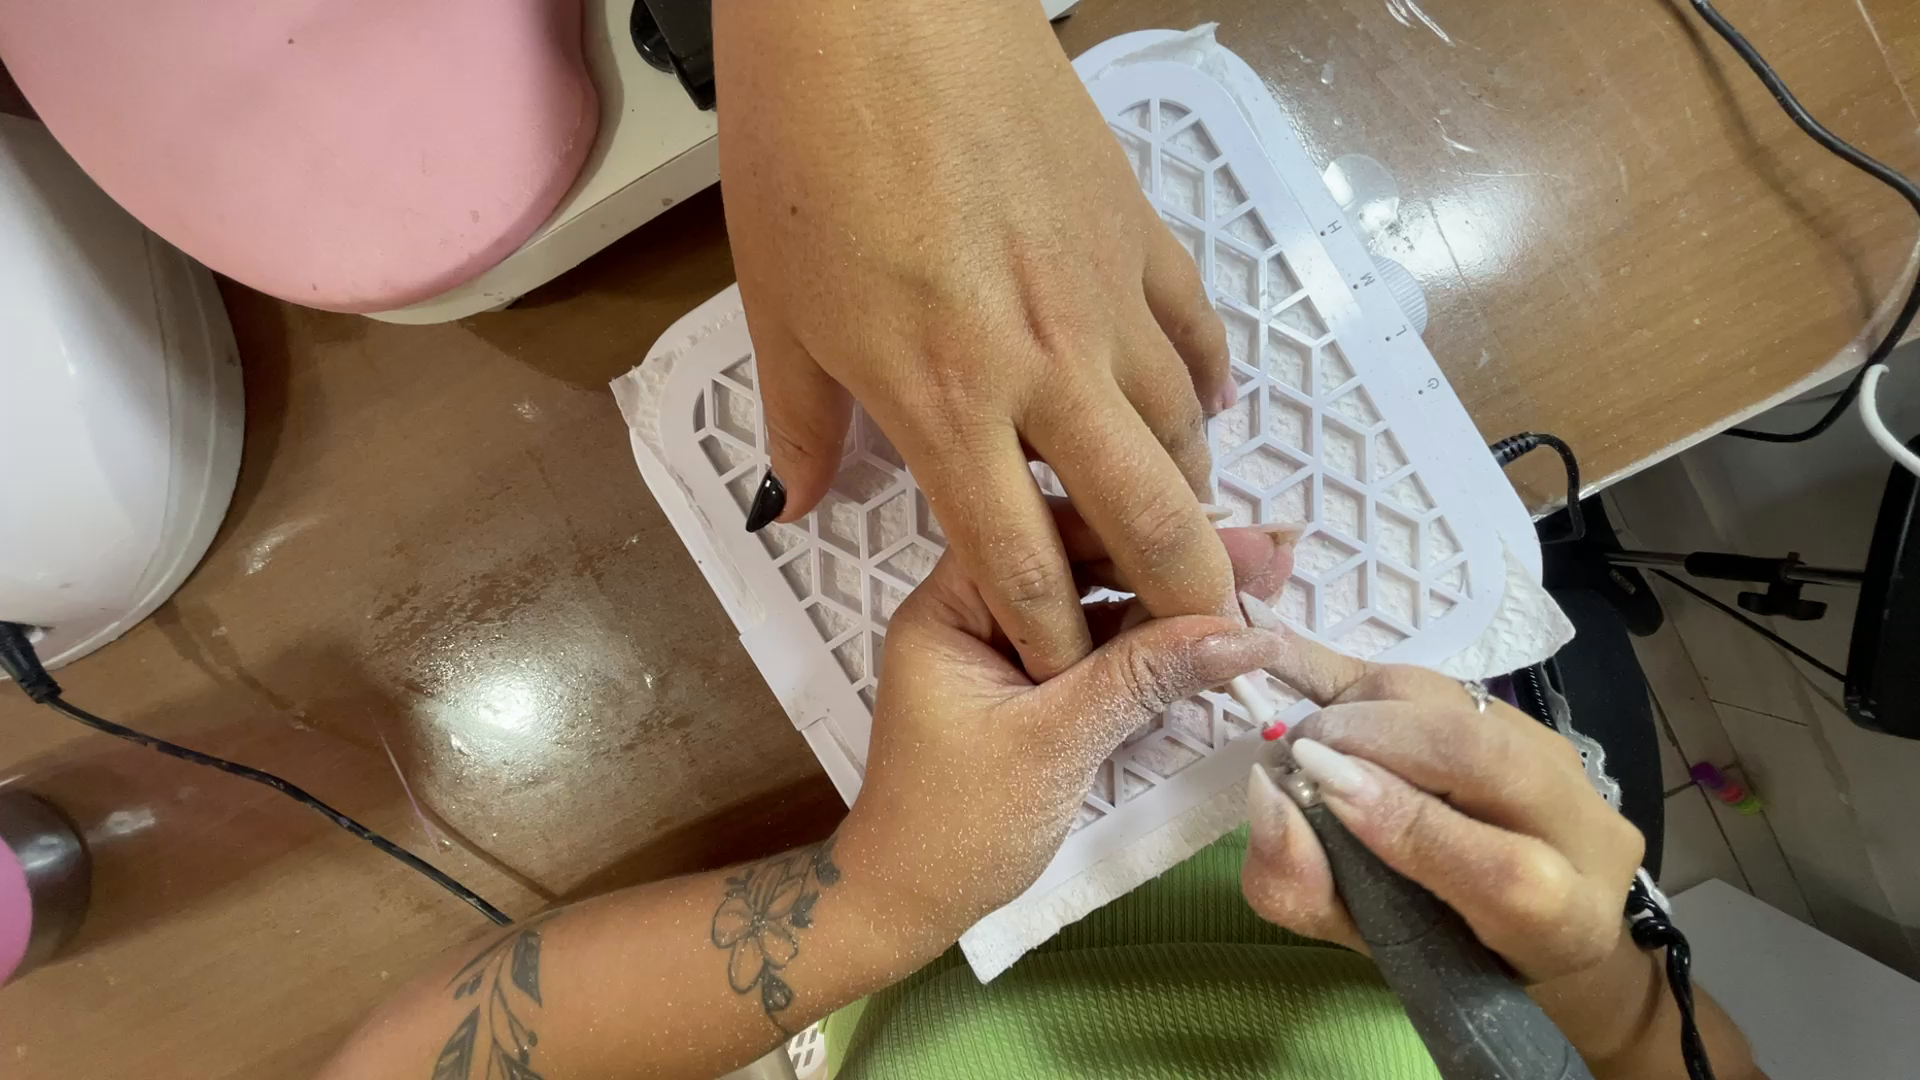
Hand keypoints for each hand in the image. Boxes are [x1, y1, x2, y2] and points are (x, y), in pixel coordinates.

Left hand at [715, 0, 1235, 680]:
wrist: (878, 6)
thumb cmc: (808, 157)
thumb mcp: (777, 310)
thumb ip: (801, 427)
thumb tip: (798, 504)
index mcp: (944, 400)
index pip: (1019, 559)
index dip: (1052, 634)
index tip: (1069, 672)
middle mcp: (1044, 367)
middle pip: (1142, 512)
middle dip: (1180, 592)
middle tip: (1201, 634)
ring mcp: (1106, 299)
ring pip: (1184, 429)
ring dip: (1188, 493)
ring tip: (1182, 528)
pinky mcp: (1141, 235)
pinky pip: (1199, 334)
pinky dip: (1209, 389)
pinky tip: (1207, 414)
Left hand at [834, 511, 1295, 942]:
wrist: (916, 900)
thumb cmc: (962, 824)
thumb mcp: (1056, 743)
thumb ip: (1143, 679)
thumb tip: (1242, 632)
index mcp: (949, 604)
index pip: (1041, 535)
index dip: (1126, 525)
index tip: (1214, 527)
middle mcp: (973, 608)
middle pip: (1075, 563)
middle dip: (1161, 562)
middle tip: (1259, 554)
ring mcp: (1002, 644)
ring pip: (1091, 604)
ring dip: (1162, 601)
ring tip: (1250, 583)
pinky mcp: (1028, 680)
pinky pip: (1090, 645)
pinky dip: (1143, 643)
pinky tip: (1205, 628)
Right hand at [1241, 639, 1645, 983]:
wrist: (1527, 905)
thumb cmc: (1440, 939)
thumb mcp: (1362, 942)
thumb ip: (1304, 889)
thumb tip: (1265, 795)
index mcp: (1562, 923)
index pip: (1503, 871)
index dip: (1401, 818)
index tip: (1316, 781)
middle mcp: (1577, 828)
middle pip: (1482, 756)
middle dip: (1370, 739)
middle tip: (1298, 754)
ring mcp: (1549, 754)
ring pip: (1447, 700)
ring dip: (1358, 707)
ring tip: (1311, 738)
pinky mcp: (1497, 704)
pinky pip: (1412, 673)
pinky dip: (1337, 658)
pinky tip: (1274, 641)